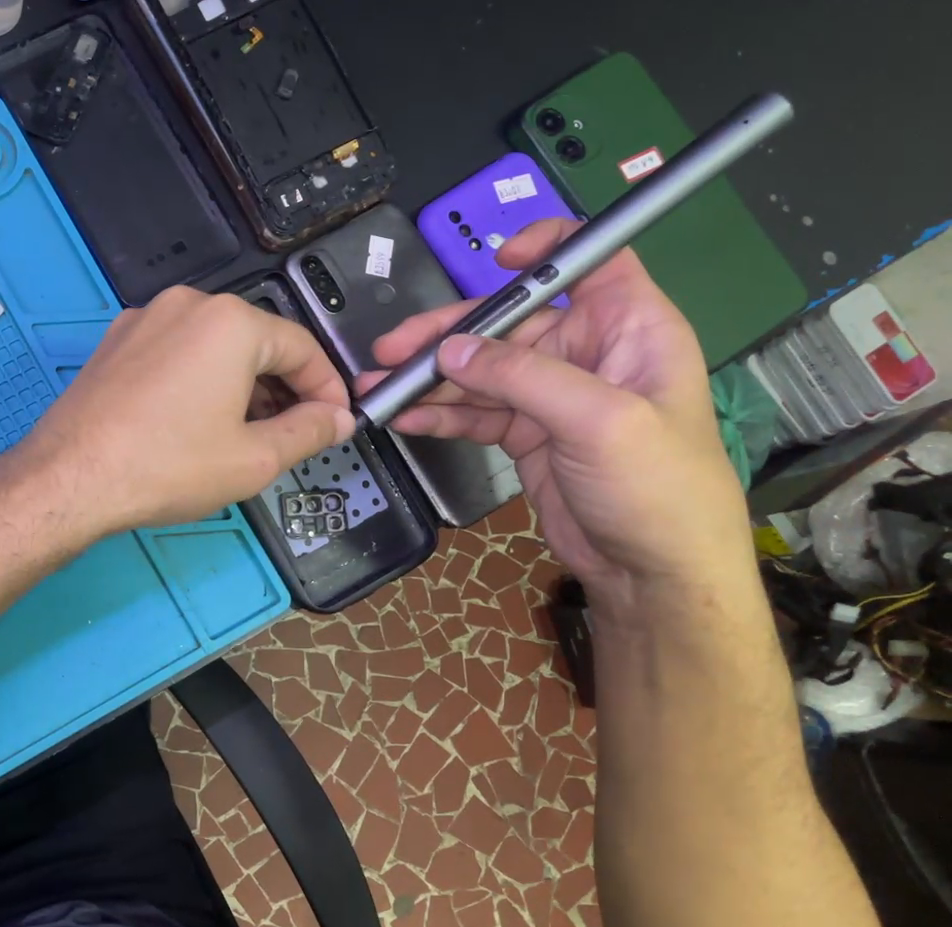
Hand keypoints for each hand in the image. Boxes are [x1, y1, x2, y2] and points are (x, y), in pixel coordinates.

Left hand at [19, 286, 355, 533]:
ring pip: (210, 348)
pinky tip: (189, 424)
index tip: (333, 422)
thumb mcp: (253, 459)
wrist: (68, 478)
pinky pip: (171, 354)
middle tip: (286, 436)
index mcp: (230, 322)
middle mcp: (185, 305)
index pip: (301, 347)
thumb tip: (338, 418)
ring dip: (235, 386)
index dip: (326, 388)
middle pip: (254, 343)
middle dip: (278, 388)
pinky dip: (194, 382)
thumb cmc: (165, 467)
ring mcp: (141, 321)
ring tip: (239, 436)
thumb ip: (308, 432)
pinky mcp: (112, 345)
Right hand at [365, 218, 753, 607]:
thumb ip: (523, 378)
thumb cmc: (657, 485)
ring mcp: (551, 396)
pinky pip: (472, 413)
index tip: (495, 258)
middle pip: (508, 325)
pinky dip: (437, 416)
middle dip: (448, 335)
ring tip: (378, 388)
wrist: (652, 569)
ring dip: (429, 381)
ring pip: (480, 372)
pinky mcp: (524, 434)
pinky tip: (403, 419)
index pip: (592, 262)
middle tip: (392, 349)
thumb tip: (450, 351)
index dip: (548, 249)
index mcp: (628, 329)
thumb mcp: (598, 421)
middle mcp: (587, 354)